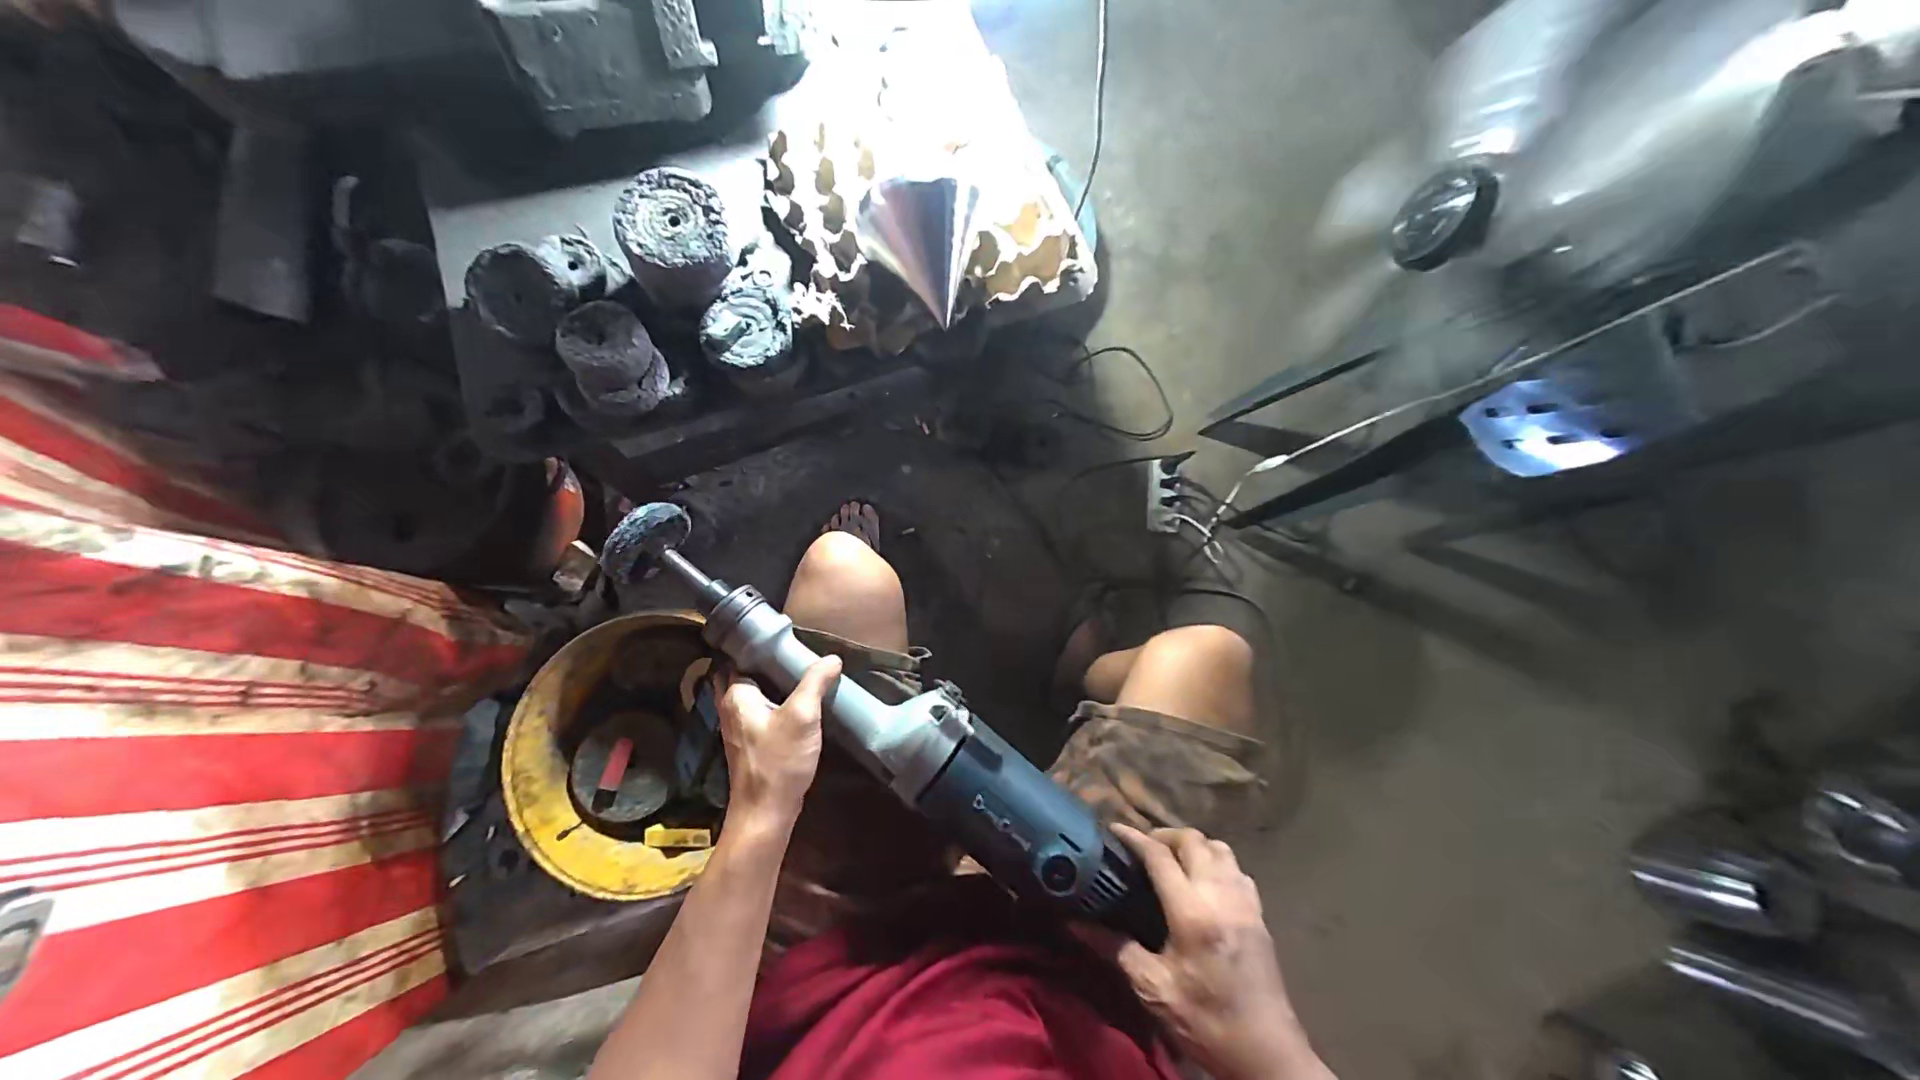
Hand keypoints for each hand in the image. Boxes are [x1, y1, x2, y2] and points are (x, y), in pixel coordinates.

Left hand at [714, 656, 839, 827]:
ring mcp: (738, 729)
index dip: (758, 648)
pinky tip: (794, 706)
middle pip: (743, 676)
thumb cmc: (779, 760)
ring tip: (796, 675)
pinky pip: (758, 713)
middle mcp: (731, 710)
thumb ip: (815, 682)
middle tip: (791, 657)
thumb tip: (832, 658)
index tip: (784, 640)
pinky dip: (772, 705)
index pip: (739, 659)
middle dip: (762, 666)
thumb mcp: (803, 715)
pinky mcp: (750, 745)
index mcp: (736, 697)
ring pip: (751, 697)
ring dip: (768, 686)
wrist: (766, 813)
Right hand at [1104, 824, 1333, 1079]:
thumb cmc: (1207, 1022)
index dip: (1134, 837)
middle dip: (1164, 835)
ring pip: (1219, 848)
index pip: (1159, 856)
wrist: (1269, 1056)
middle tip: (1142, 848)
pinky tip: (1204, 882)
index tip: (1114, 830)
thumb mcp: (1154, 990)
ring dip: (1193, 845)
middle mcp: (1221, 896)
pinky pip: (1237, 869)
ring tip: (1173, 860)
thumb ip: (1116, 949)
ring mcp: (1245, 902)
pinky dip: (1217, 862)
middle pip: (1193, 841)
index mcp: (1192, 912)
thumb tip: (1077, 925)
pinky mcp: (1260, 914)